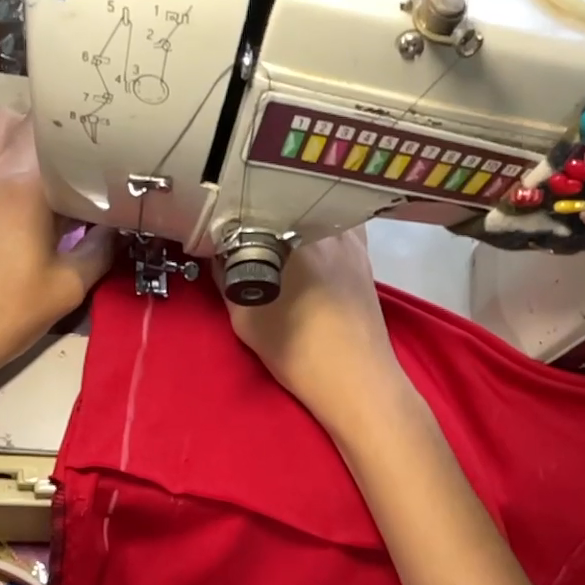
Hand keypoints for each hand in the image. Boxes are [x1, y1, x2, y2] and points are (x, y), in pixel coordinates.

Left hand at [0, 108, 114, 395]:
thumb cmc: (6, 315)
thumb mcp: (68, 289)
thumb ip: (98, 252)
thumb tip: (116, 230)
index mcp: (25, 183)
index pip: (58, 133)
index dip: (86, 141)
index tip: (108, 163)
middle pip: (24, 119)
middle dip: (55, 136)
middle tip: (80, 169)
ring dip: (16, 136)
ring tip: (39, 168)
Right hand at [222, 228, 406, 428]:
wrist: (357, 380)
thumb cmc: (298, 350)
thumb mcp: (245, 318)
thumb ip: (227, 279)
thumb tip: (221, 254)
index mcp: (290, 231)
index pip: (250, 208)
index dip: (233, 219)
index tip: (222, 233)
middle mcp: (323, 223)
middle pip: (283, 204)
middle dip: (260, 217)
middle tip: (244, 238)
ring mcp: (350, 235)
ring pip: (310, 213)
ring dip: (290, 222)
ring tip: (275, 244)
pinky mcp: (364, 252)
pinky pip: (333, 228)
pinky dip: (317, 231)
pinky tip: (308, 250)